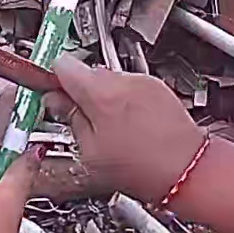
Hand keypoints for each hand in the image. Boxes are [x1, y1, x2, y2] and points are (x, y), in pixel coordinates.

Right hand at [49, 56, 204, 202]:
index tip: (48, 90)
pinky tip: (129, 125)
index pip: (63, 64)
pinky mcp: (156, 86)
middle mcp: (122, 80)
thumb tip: (54, 101)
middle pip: (87, 71)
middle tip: (79, 120)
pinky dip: (124, 100)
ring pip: (109, 79)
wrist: (185, 168)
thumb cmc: (141, 167)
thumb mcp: (90, 151)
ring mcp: (142, 81)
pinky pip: (130, 85)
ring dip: (103, 97)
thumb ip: (70, 118)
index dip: (52, 78)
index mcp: (100, 93)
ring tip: (109, 129)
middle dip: (79, 92)